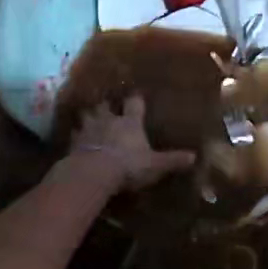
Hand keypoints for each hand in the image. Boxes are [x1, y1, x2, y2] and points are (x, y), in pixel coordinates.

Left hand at [63, 96, 195, 193]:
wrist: (93, 172)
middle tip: (107, 105)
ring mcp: (88, 129)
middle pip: (105, 106)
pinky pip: (73, 135)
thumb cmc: (128, 165)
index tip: (137, 96)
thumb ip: (172, 160)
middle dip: (106, 105)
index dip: (136, 99)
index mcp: (130, 122)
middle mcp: (108, 120)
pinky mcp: (73, 143)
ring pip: (86, 116)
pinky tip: (74, 138)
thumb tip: (194, 156)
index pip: (134, 104)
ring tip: (88, 117)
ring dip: (87, 116)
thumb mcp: (155, 165)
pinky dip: (74, 135)